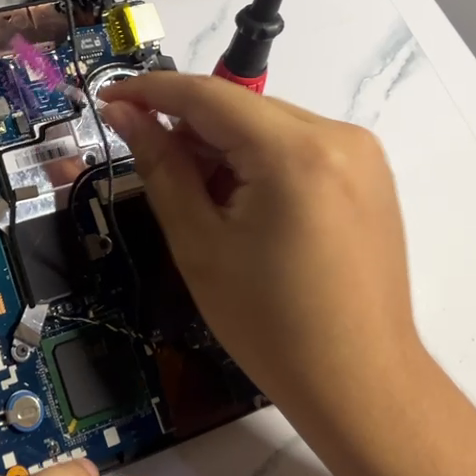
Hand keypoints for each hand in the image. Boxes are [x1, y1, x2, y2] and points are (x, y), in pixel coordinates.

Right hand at [99, 73, 423, 434]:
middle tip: (149, 163)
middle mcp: (337, 136)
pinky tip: (240, 203)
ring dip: (221, 145)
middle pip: (239, 107)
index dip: (150, 91)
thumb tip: (125, 113)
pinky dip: (256, 159)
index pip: (207, 95)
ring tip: (200, 199)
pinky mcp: (369, 173)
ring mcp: (361, 153)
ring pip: (265, 123)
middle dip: (187, 126)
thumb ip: (160, 166)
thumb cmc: (270, 323)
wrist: (360, 385)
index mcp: (294, 152)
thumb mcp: (199, 242)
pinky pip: (295, 144)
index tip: (106, 97)